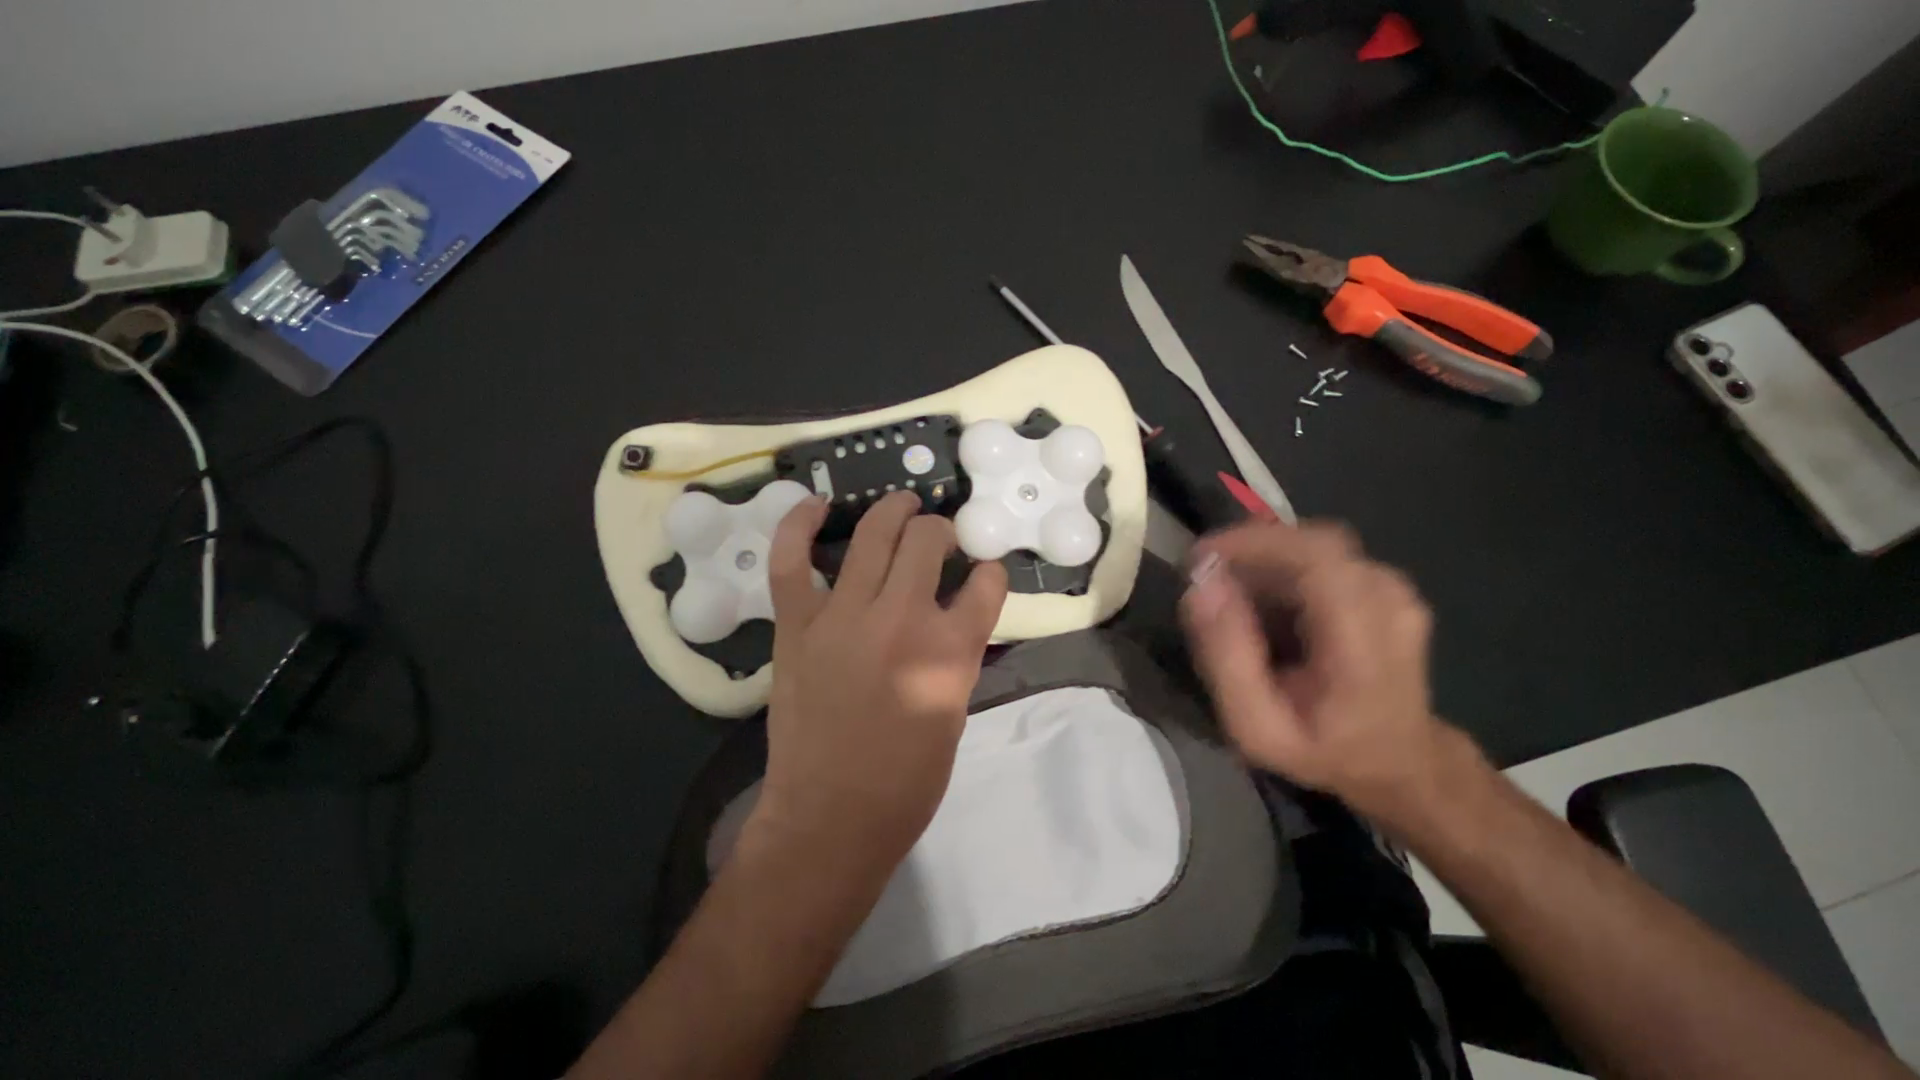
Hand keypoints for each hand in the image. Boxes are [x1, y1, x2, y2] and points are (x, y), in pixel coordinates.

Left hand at [747, 491, 1008, 873]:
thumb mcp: (954, 716)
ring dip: (893, 511)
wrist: (831, 818)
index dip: (988, 573)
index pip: (986, 584)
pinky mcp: (798, 626)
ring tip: (901, 504)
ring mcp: (844, 617)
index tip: (981, 572)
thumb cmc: (905, 784)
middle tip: (938, 538)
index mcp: (952, 651)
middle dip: (940, 531)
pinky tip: (817, 504)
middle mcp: (903, 621)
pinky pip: (792, 560)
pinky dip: (800, 525)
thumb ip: (955, 658)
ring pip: (874, 536)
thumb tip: (952, 622)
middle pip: (928, 542)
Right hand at [1178, 521, 1470, 823]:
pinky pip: (1326, 557)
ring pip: (1315, 547)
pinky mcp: (1387, 584)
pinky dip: (1287, 570)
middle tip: (1206, 579)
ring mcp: (1395, 589)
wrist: (1396, 762)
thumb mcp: (1257, 727)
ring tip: (1233, 600)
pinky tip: (1267, 607)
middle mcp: (1389, 601)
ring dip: (1267, 562)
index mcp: (1364, 641)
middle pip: (1311, 544)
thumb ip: (1226, 657)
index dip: (1254, 543)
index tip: (1201, 558)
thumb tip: (1200, 585)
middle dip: (1252, 552)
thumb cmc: (1322, 750)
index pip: (1316, 556)